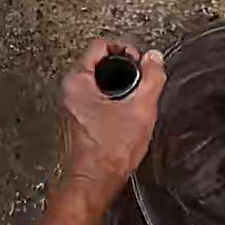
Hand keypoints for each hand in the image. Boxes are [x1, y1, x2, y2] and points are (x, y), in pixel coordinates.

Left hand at [60, 40, 165, 204]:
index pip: (99, 46)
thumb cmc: (110, 149)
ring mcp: (72, 104)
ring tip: (138, 90)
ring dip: (119, 81)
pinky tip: (128, 107)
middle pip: (98, 61)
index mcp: (77, 82)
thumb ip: (152, 78)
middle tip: (141, 73)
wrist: (96, 178)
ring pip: (98, 79)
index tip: (139, 59)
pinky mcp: (79, 117)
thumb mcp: (141, 107)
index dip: (123, 47)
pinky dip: (113, 95)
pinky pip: (97, 95)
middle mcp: (69, 91)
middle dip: (122, 64)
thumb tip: (154, 58)